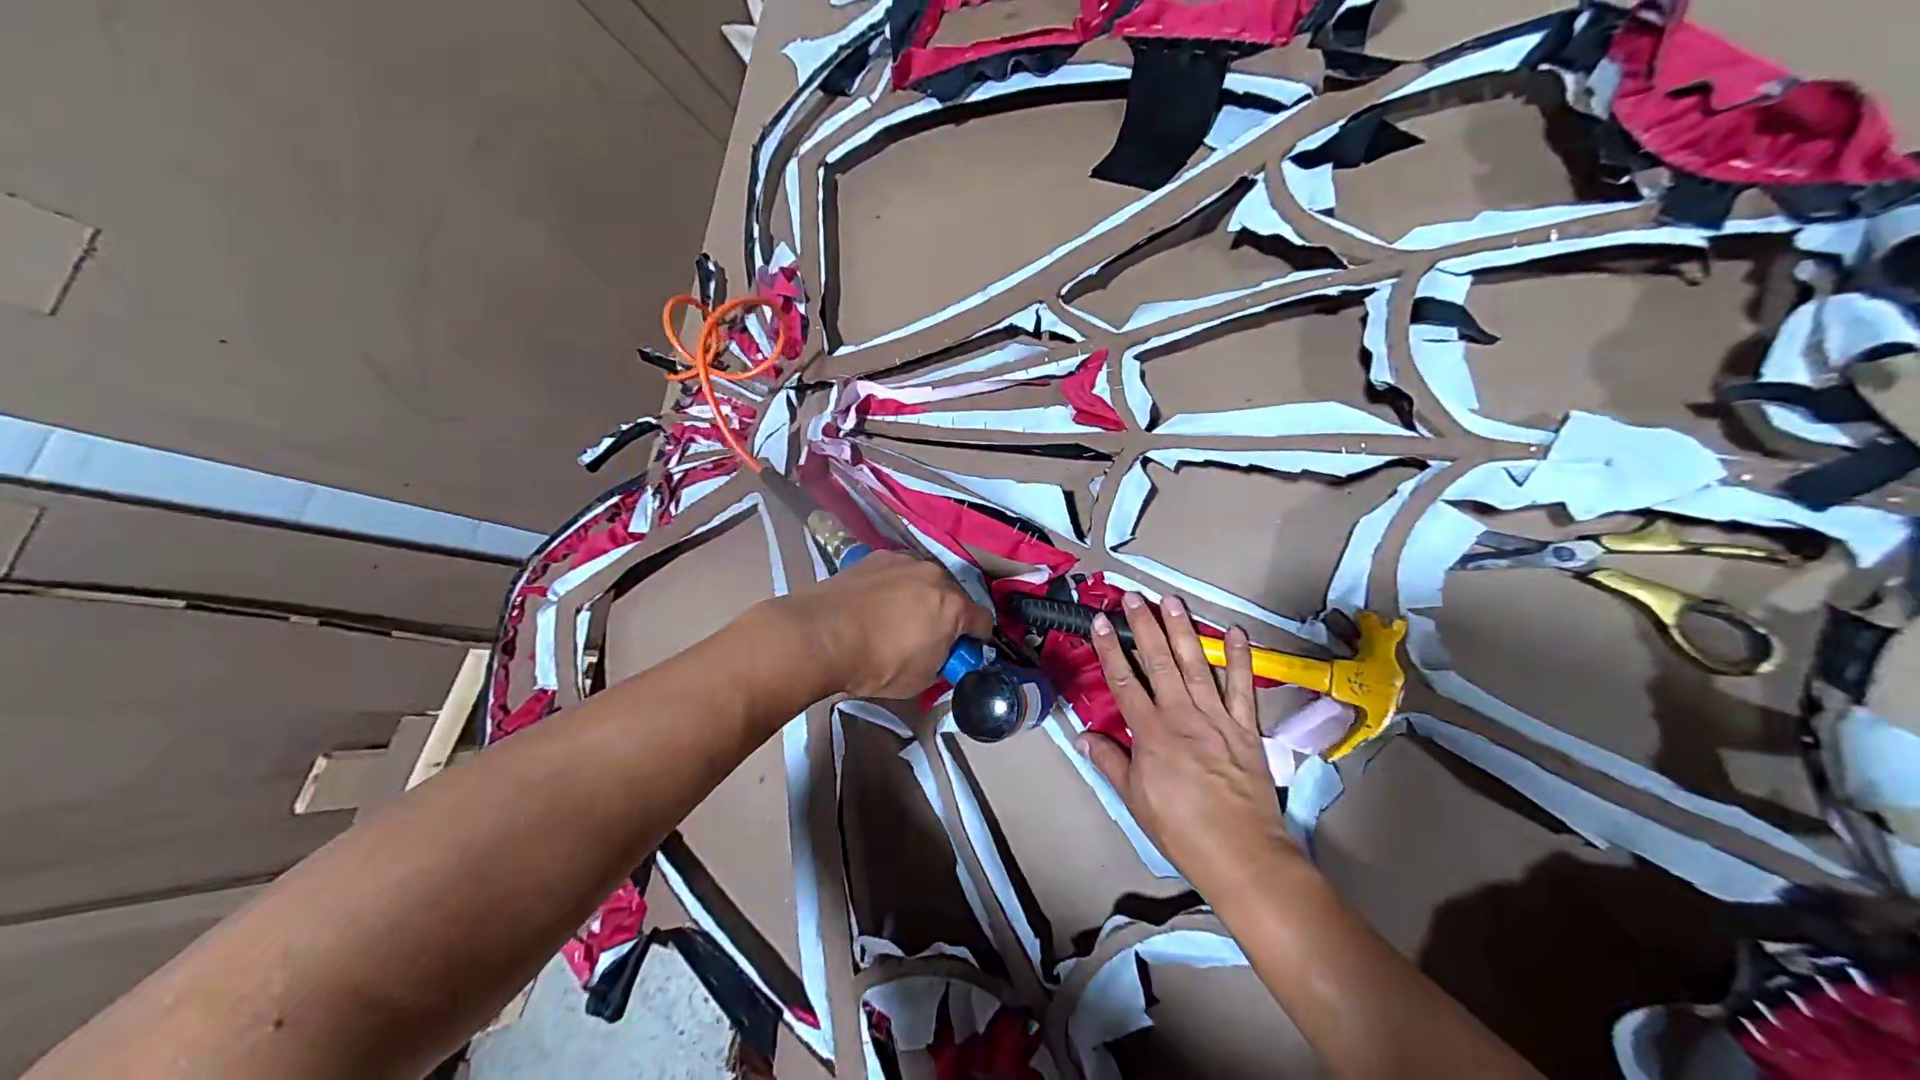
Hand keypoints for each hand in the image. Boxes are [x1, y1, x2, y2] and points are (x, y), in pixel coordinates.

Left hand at [779, 551, 993, 698]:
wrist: (820, 635)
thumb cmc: (876, 663)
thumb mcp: (920, 679)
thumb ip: (941, 663)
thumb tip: (941, 656)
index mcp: (954, 606)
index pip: (983, 622)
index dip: (976, 641)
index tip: (963, 653)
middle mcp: (934, 575)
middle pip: (954, 595)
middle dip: (948, 615)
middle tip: (928, 638)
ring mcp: (903, 561)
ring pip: (924, 581)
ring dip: (921, 597)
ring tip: (898, 619)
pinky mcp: (875, 558)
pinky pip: (897, 574)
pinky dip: (894, 587)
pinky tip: (876, 604)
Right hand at [1077, 593, 1305, 902]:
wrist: (1241, 853)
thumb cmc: (1182, 829)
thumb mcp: (1134, 799)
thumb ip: (1111, 761)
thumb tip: (1084, 737)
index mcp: (1151, 734)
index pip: (1124, 681)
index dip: (1111, 649)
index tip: (1102, 623)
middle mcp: (1182, 716)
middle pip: (1158, 662)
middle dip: (1144, 626)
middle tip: (1134, 598)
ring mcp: (1216, 718)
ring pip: (1196, 665)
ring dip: (1182, 630)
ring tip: (1171, 602)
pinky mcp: (1245, 728)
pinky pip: (1242, 687)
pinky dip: (1240, 658)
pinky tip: (1235, 632)